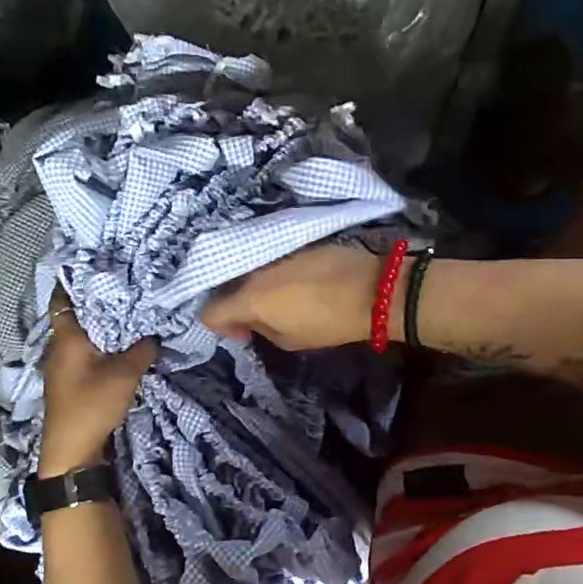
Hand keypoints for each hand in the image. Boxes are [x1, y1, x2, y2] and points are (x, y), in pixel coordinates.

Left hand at [39, 293, 156, 475]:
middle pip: (76, 315)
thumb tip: (153, 334)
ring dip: (101, 324)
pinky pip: (87, 351)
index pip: (63, 299)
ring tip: (130, 311)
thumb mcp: (125, 374)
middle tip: (125, 286)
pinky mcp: (72, 381)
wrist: (73, 451)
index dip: (76, 280)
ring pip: (83, 335)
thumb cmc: (92, 405)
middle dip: (97, 301)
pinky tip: (123, 343)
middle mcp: (60, 348)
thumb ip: (142, 350)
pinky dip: (102, 343)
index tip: (98, 266)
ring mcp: (64, 366)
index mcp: (66, 339)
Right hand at [201, 244, 381, 350]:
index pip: (210, 311)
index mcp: (249, 297)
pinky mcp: (296, 244)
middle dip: (238, 306)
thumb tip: (253, 322)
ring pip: (251, 272)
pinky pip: (273, 262)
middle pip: (228, 287)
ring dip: (259, 289)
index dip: (221, 327)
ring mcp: (275, 253)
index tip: (244, 335)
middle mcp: (255, 270)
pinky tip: (300, 285)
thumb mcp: (291, 340)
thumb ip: (262, 330)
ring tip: (284, 302)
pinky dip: (277, 275)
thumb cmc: (330, 322)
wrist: (372, 288)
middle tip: (262, 321)